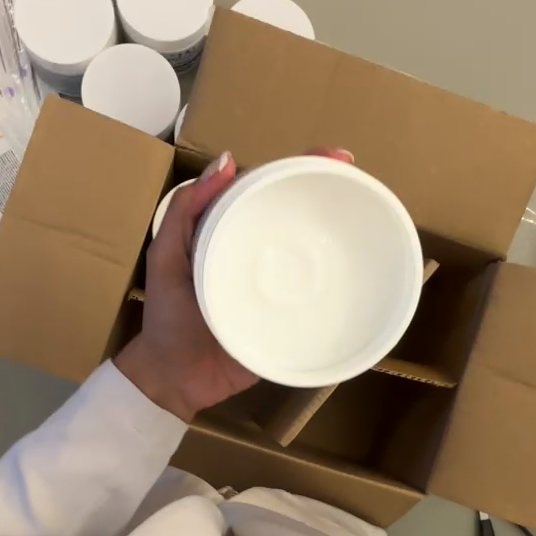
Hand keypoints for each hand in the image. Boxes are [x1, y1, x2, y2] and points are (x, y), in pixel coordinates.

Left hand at [114, 147, 359, 420]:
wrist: (177, 378)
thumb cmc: (167, 317)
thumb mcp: (166, 256)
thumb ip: (185, 211)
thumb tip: (228, 160)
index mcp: (230, 233)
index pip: (268, 190)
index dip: (299, 168)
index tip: (334, 156)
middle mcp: (260, 254)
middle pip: (298, 216)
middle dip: (330, 192)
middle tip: (358, 179)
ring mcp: (280, 287)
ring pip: (314, 253)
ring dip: (342, 234)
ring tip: (369, 213)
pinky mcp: (292, 319)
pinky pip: (320, 297)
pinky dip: (342, 283)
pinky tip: (364, 269)